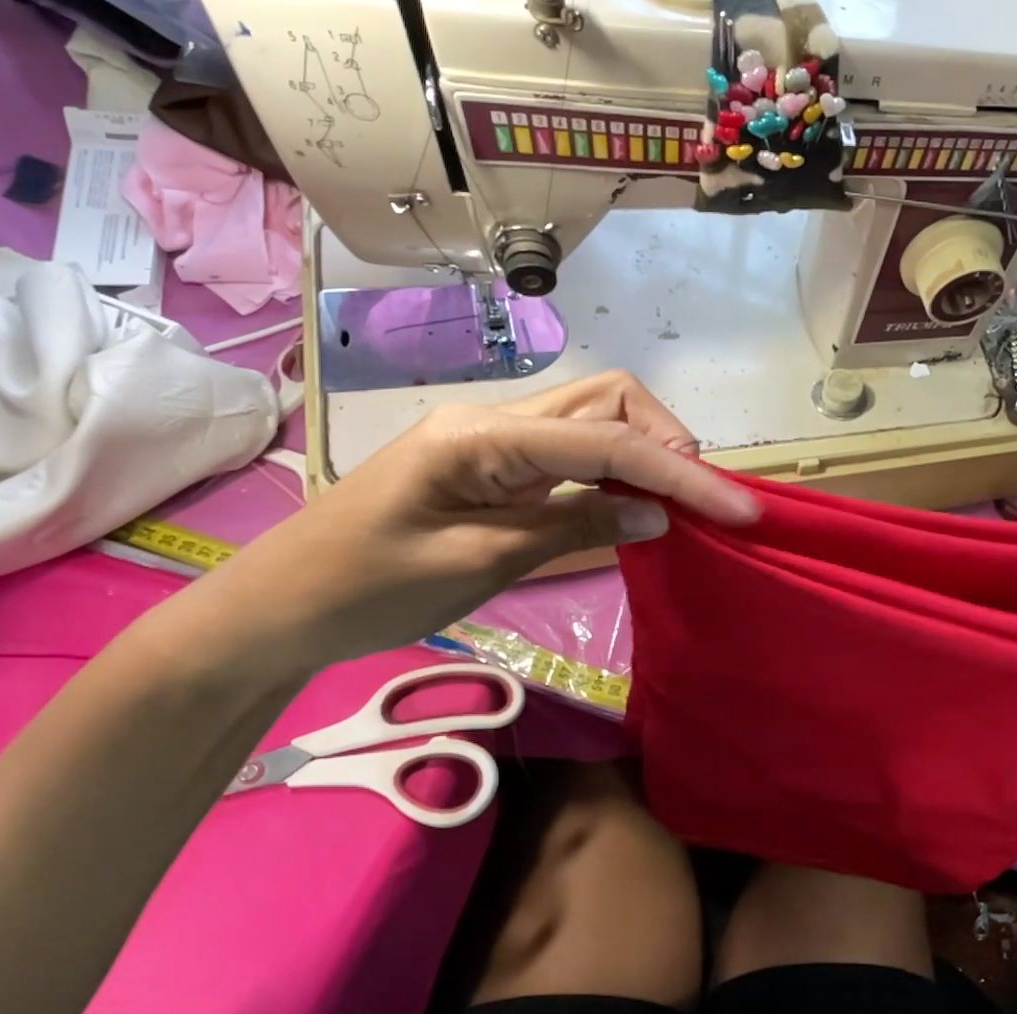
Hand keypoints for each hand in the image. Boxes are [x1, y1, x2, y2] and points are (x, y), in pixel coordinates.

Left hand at [198, 371, 758, 665]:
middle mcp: (495, 419)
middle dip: (668, 441)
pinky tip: (636, 504)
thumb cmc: (365, 590)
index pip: (608, 441)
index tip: (739, 508)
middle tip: (703, 502)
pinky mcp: (496, 466)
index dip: (681, 472)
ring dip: (648, 452)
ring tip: (683, 504)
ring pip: (595, 418)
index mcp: (483, 436)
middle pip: (608, 399)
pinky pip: (574, 452)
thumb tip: (656, 512)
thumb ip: (571, 526)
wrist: (277, 610)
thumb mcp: (477, 563)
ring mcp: (495, 440)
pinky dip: (618, 471)